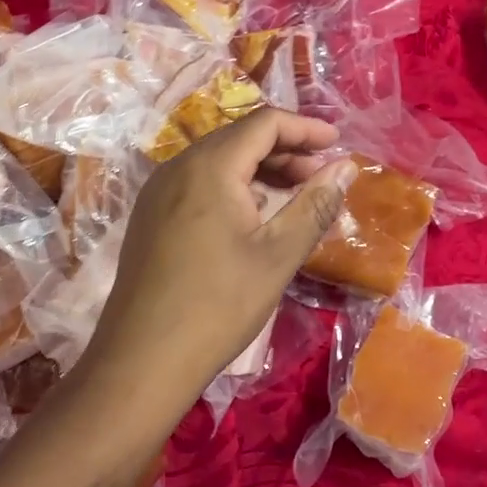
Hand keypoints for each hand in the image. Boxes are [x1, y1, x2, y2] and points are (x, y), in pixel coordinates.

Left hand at [81, 109, 355, 398]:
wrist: (140, 363)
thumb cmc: (217, 305)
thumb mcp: (278, 255)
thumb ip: (315, 205)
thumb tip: (346, 168)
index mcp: (210, 165)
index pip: (265, 123)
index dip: (305, 128)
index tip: (338, 146)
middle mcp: (179, 165)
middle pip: (240, 137)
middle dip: (286, 150)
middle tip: (321, 176)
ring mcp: (158, 190)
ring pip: (219, 159)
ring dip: (261, 169)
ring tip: (295, 196)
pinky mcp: (150, 216)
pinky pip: (199, 181)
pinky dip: (234, 186)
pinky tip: (253, 216)